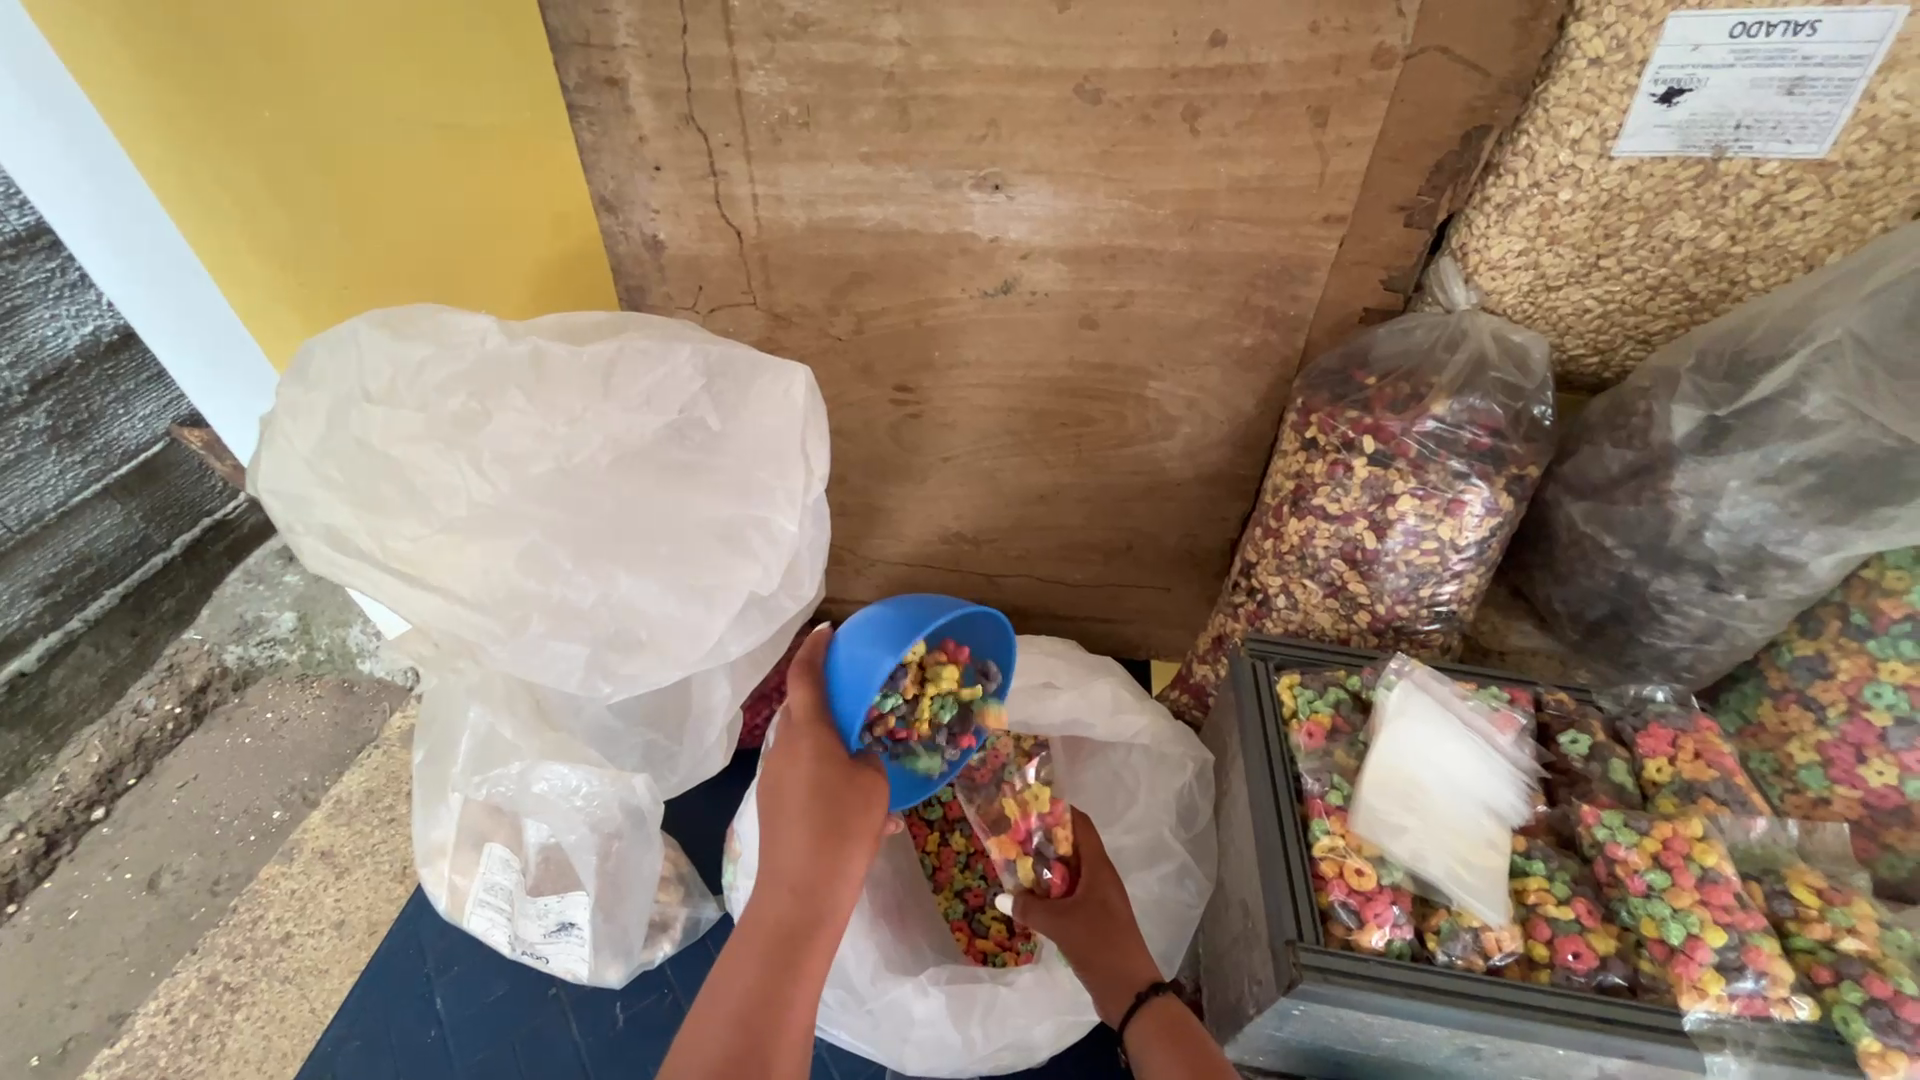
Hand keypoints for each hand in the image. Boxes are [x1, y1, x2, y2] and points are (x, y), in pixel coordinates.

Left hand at [750, 624, 892, 921]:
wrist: (801, 892)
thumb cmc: (843, 828)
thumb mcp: (873, 784)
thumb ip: (867, 756)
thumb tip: (858, 754)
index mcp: (808, 731)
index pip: (805, 674)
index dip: (815, 647)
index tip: (829, 629)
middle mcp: (783, 745)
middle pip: (798, 704)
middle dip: (821, 690)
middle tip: (852, 687)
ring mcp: (772, 774)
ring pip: (797, 737)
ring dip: (821, 729)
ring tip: (855, 742)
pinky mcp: (771, 800)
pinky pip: (796, 765)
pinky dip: (818, 761)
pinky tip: (846, 790)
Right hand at [998, 808, 1163, 1026]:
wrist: (1130, 992)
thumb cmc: (1099, 944)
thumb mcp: (1059, 923)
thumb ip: (1028, 907)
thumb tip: (1001, 896)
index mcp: (1098, 867)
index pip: (1081, 825)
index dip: (1058, 811)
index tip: (1031, 807)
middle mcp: (1100, 877)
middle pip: (1072, 847)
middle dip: (1044, 841)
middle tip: (1014, 837)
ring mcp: (1099, 900)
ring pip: (1070, 873)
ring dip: (1046, 870)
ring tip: (1015, 866)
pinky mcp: (1095, 920)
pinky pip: (1070, 896)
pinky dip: (1051, 893)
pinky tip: (1030, 900)